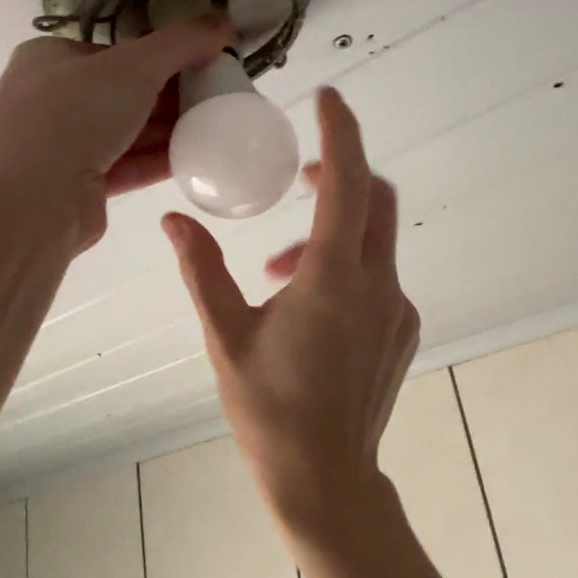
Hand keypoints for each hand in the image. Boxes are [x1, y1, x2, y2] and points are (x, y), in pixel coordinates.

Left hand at [0, 18, 234, 246]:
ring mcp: (58, 146)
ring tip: (213, 128)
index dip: (160, 57)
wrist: (32, 201)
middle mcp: (48, 99)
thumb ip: (182, 42)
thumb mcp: (135, 65)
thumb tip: (224, 24)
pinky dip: (156, 160)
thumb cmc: (74, 115)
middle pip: (122, 93)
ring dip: (167, 130)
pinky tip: (193, 159)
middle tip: (215, 99)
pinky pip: (124, 166)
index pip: (114, 51)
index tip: (201, 65)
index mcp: (48, 58)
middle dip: (169, 97)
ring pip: (124, 132)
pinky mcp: (76, 186)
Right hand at [163, 87, 420, 530]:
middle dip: (339, 175)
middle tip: (295, 181)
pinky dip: (347, 266)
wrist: (326, 478)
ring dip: (333, 231)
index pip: (349, 182)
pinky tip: (308, 304)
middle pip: (374, 199)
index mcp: (334, 279)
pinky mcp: (402, 329)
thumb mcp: (226, 336)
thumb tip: (174, 221)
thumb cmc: (270, 411)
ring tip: (277, 270)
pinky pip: (380, 275)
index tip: (328, 98)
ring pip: (375, 239)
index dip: (341, 133)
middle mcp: (378, 285)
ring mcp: (397, 309)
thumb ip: (203, 270)